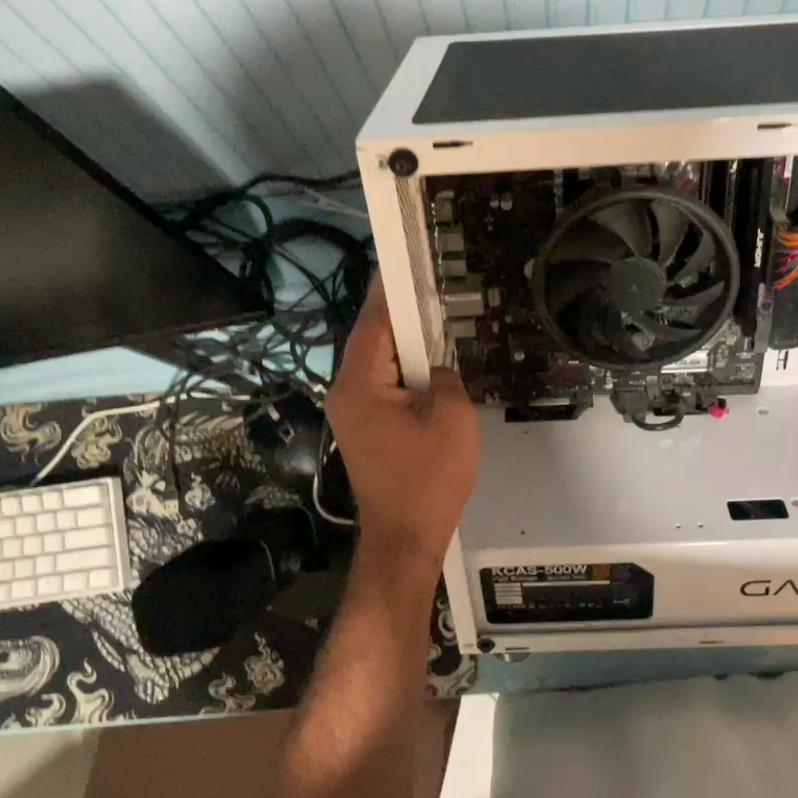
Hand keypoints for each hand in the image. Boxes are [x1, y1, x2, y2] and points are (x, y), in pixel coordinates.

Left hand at [325, 278, 479, 576]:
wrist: (405, 539)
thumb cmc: (428, 480)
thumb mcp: (452, 417)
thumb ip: (444, 376)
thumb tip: (433, 368)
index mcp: (359, 384)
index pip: (373, 321)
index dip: (391, 289)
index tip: (404, 258)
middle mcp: (345, 393)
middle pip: (371, 340)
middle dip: (400, 313)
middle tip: (429, 286)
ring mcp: (351, 414)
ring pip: (376, 364)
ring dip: (403, 345)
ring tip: (433, 321)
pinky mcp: (363, 431)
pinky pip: (381, 387)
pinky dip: (402, 372)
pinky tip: (426, 368)